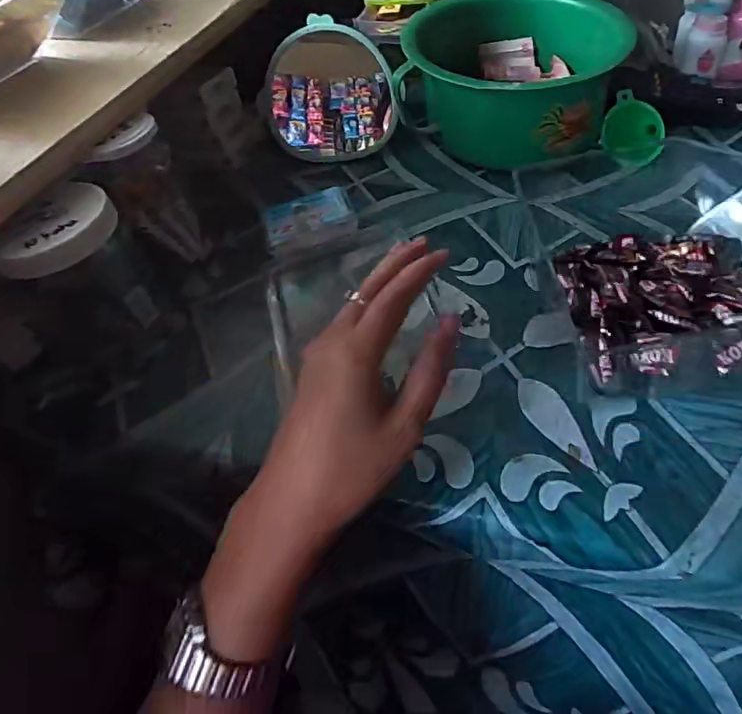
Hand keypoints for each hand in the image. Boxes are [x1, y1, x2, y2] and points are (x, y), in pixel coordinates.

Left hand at [193, 238, 455, 668]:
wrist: (291, 499)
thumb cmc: (353, 468)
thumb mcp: (405, 426)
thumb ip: (429, 371)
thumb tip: (450, 322)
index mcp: (357, 350)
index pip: (393, 297)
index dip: (419, 272)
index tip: (444, 253)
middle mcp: (333, 339)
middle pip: (368, 289)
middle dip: (396, 262)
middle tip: (424, 242)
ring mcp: (317, 351)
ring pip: (353, 301)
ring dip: (380, 279)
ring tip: (406, 263)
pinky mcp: (312, 366)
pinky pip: (344, 319)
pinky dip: (366, 301)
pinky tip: (378, 306)